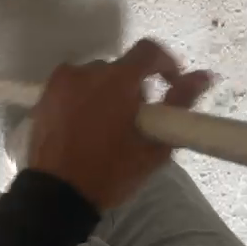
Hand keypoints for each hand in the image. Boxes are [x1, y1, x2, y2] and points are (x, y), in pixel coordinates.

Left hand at [25, 40, 212, 211]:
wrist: (57, 194)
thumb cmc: (111, 172)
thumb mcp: (154, 145)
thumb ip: (179, 103)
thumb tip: (204, 75)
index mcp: (116, 79)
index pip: (148, 51)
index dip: (165, 64)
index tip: (170, 84)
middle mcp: (85, 72)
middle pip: (118, 68)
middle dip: (132, 86)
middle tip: (137, 118)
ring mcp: (59, 84)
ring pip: (92, 77)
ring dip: (106, 91)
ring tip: (109, 125)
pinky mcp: (42, 98)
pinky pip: (71, 89)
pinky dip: (83, 99)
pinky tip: (86, 127)